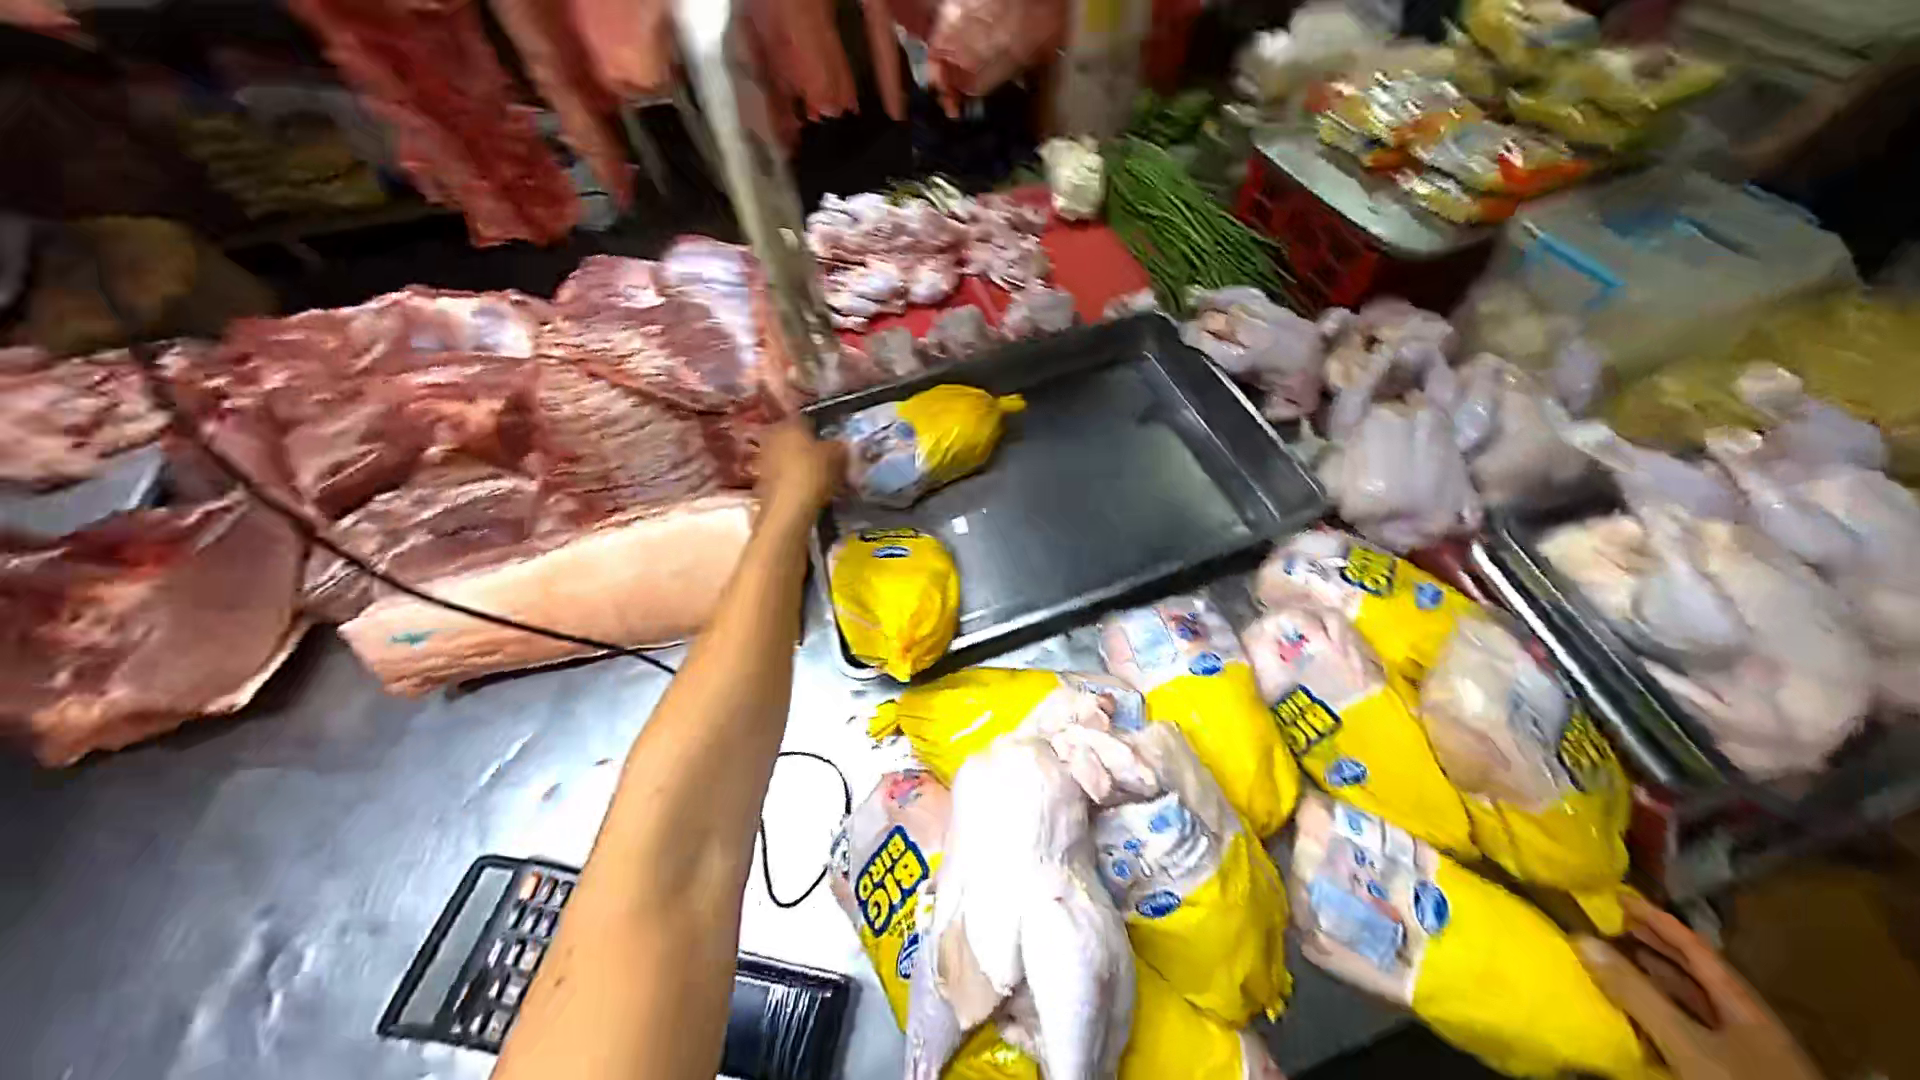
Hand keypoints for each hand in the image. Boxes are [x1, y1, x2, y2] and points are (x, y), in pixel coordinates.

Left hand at [755, 418, 844, 516]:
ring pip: (785, 457)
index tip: (831, 444)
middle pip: (793, 438)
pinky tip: (804, 491)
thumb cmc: (814, 472)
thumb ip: (839, 446)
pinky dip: (791, 480)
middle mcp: (772, 436)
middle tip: (823, 460)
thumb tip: (840, 445)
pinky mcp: (760, 480)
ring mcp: (763, 459)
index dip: (820, 431)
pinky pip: (780, 475)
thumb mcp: (836, 456)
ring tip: (816, 478)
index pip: (807, 420)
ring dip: (797, 464)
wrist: (788, 507)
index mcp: (789, 423)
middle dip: (806, 447)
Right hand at [1575, 893, 1821, 1079]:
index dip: (1657, 918)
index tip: (1618, 895)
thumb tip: (1581, 937)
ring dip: (1658, 975)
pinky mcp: (1736, 1066)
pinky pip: (1694, 1022)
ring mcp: (1747, 1046)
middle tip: (1614, 922)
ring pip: (1696, 998)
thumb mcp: (1685, 1039)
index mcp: (1744, 1003)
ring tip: (1621, 958)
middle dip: (1655, 944)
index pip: (1696, 948)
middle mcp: (1748, 1018)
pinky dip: (1665, 1003)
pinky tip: (1644, 1005)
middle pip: (1698, 971)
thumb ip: (1636, 991)